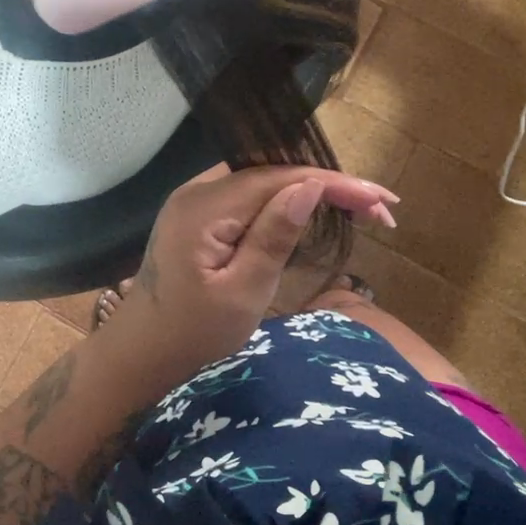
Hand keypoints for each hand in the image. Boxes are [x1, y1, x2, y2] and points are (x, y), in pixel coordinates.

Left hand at [95, 166, 399, 385]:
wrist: (142, 352)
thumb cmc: (193, 334)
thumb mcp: (243, 292)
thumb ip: (274, 237)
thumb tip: (309, 187)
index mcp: (204, 208)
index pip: (277, 178)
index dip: (332, 183)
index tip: (383, 202)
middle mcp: (195, 193)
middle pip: (270, 172)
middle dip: (327, 184)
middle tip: (381, 210)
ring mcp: (193, 202)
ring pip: (260, 181)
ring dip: (307, 190)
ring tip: (359, 210)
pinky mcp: (196, 217)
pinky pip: (245, 196)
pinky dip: (281, 201)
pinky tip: (311, 211)